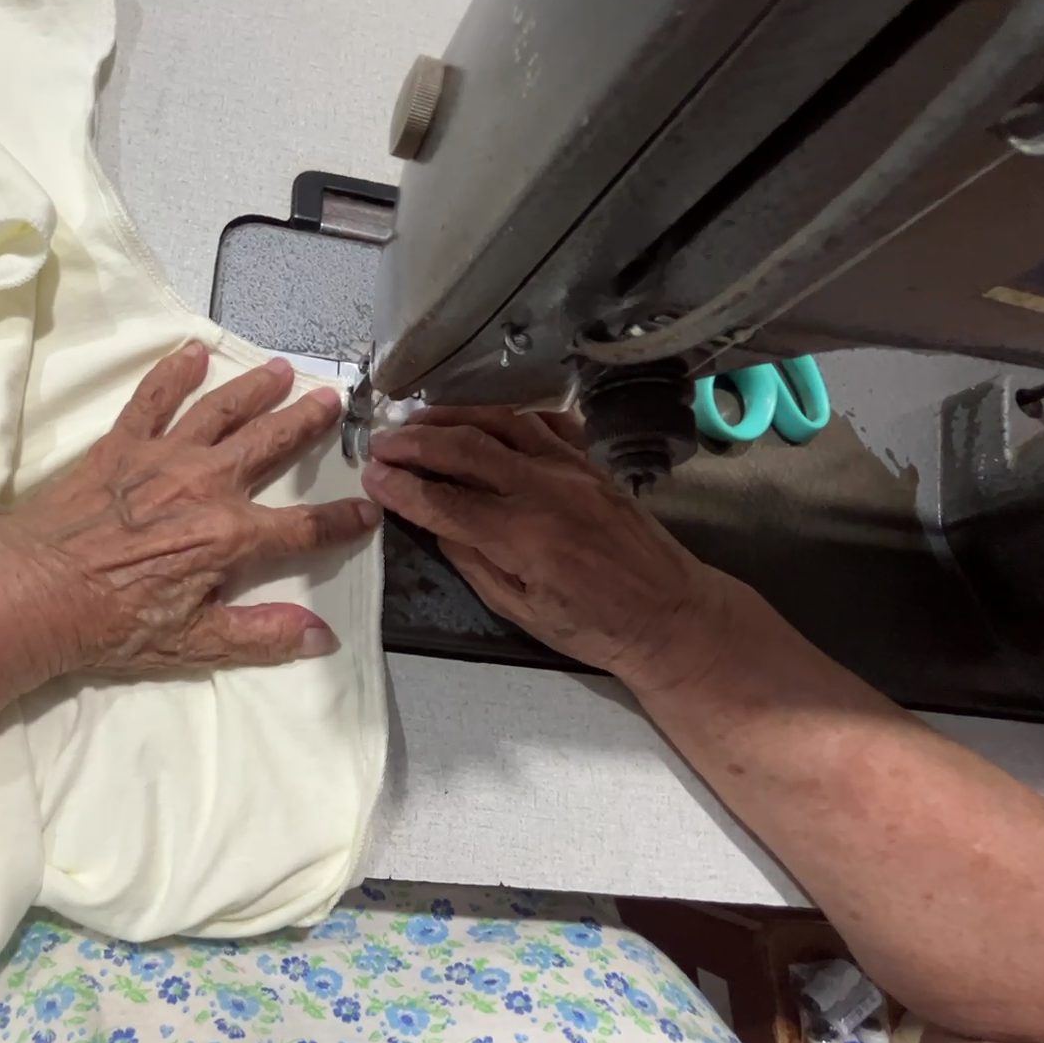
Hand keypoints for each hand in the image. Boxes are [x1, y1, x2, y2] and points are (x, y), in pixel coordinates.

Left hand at [0, 342, 379, 674]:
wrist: (34, 588)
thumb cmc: (113, 621)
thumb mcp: (195, 643)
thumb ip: (262, 635)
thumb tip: (321, 635)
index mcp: (229, 535)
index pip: (303, 527)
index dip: (341, 522)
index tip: (368, 512)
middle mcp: (206, 484)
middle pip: (269, 445)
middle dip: (306, 422)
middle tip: (331, 398)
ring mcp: (163, 457)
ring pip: (221, 411)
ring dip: (255, 389)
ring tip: (280, 370)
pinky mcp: (122, 444)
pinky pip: (153, 399)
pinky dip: (174, 373)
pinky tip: (193, 351)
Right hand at [361, 406, 739, 691]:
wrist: (672, 615)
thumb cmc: (593, 626)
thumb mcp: (518, 609)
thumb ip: (471, 559)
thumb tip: (433, 522)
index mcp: (525, 538)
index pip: (445, 502)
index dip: (401, 487)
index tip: (370, 475)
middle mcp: (547, 491)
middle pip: (467, 449)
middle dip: (415, 442)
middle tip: (381, 442)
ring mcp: (573, 469)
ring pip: (502, 423)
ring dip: (453, 417)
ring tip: (418, 420)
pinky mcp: (590, 462)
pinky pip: (543, 423)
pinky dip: (506, 416)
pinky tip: (483, 421)